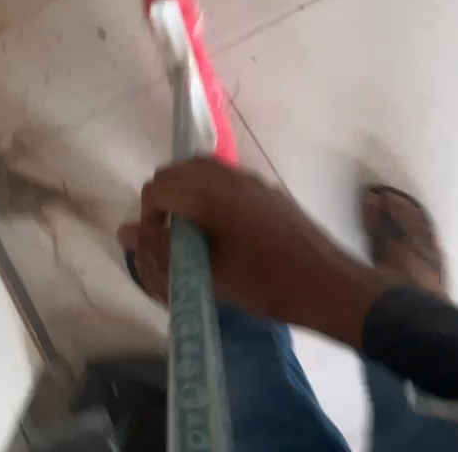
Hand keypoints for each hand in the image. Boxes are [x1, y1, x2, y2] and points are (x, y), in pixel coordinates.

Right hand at [118, 157, 390, 346]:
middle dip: (164, 199)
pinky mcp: (265, 188)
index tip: (158, 245)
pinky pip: (223, 176)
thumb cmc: (267, 284)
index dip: (148, 216)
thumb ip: (162, 249)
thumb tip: (122, 232)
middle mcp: (223, 175)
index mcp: (206, 193)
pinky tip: (223, 225)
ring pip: (198, 169)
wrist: (334, 288)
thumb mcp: (210, 273)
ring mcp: (247, 178)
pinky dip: (209, 190)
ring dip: (186, 191)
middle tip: (172, 237)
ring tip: (193, 228)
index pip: (156, 189)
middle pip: (175, 172)